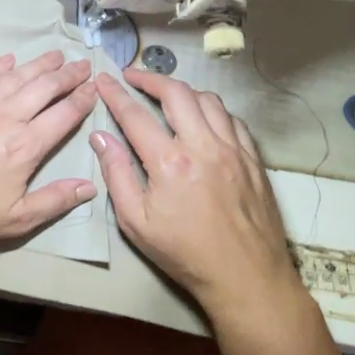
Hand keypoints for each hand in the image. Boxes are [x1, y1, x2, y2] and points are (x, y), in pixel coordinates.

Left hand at [0, 50, 97, 242]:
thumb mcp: (18, 218)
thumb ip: (55, 201)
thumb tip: (90, 187)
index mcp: (25, 146)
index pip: (64, 115)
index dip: (83, 99)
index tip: (95, 87)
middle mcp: (5, 117)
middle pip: (43, 88)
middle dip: (67, 75)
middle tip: (82, 65)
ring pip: (15, 77)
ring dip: (38, 65)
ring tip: (55, 55)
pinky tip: (9, 59)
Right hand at [91, 70, 307, 323]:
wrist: (247, 278)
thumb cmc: (183, 252)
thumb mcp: (134, 221)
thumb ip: (116, 174)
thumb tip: (101, 137)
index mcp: (170, 162)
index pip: (136, 115)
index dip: (116, 93)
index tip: (103, 79)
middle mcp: (205, 147)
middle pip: (178, 94)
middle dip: (151, 78)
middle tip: (133, 76)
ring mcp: (235, 151)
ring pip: (209, 101)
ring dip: (183, 91)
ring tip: (165, 94)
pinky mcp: (254, 161)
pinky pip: (233, 120)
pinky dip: (212, 111)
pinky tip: (202, 119)